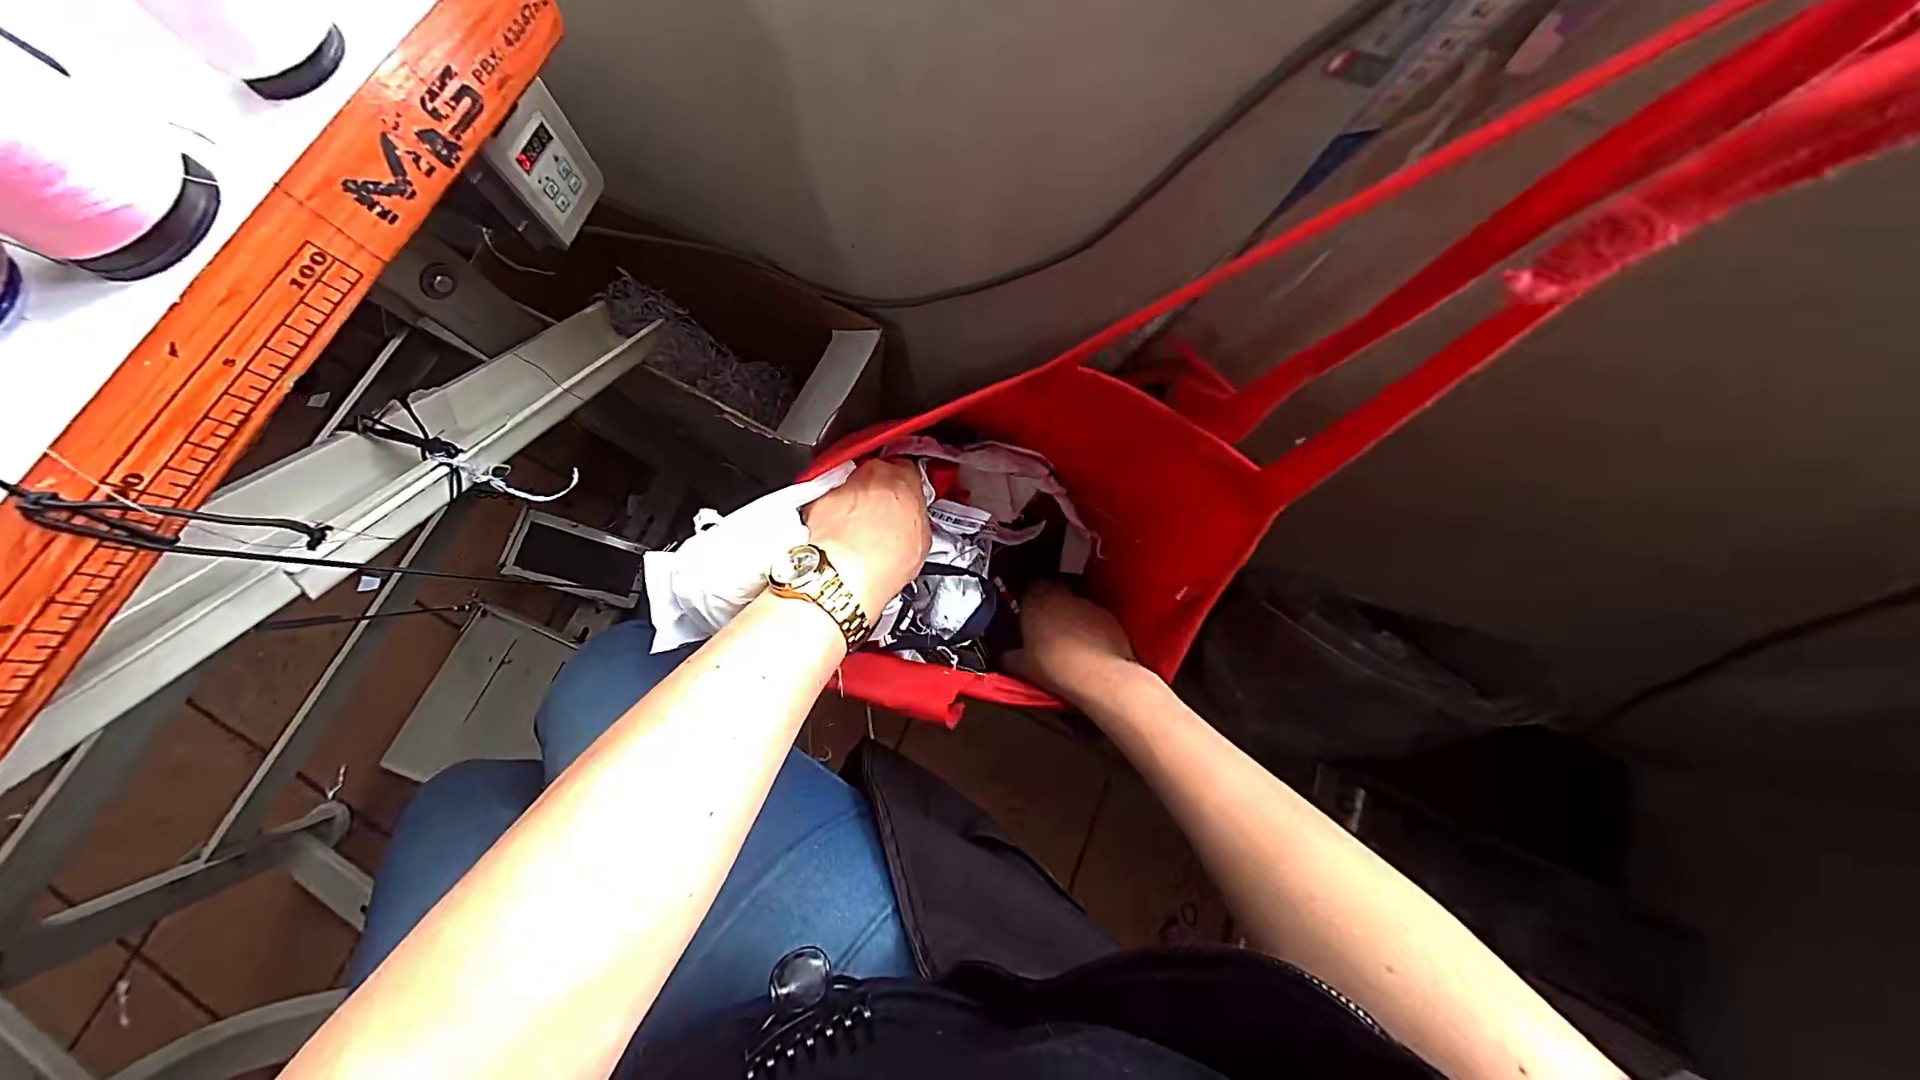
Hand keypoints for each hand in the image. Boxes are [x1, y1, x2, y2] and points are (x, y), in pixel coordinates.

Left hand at [803, 459, 931, 615]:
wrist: (842, 577)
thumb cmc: (881, 563)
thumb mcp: (922, 541)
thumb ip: (917, 518)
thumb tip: (912, 523)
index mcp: (903, 479)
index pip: (909, 470)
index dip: (907, 487)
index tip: (906, 499)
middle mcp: (870, 475)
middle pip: (878, 474)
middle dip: (880, 492)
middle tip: (883, 518)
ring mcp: (842, 485)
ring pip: (852, 486)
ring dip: (856, 502)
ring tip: (860, 532)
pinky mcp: (816, 500)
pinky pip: (829, 502)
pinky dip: (833, 514)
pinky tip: (840, 537)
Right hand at [1007, 581, 1142, 704]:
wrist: (1096, 674)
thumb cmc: (1053, 665)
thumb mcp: (1021, 666)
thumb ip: (1009, 657)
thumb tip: (1004, 658)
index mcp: (1034, 600)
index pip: (1026, 587)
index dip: (1025, 600)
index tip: (1024, 613)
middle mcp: (1061, 594)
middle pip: (1051, 591)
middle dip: (1047, 605)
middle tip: (1043, 625)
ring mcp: (1087, 604)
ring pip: (1073, 604)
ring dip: (1069, 616)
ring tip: (1066, 640)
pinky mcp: (1108, 616)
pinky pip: (1094, 618)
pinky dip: (1089, 628)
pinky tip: (1087, 648)